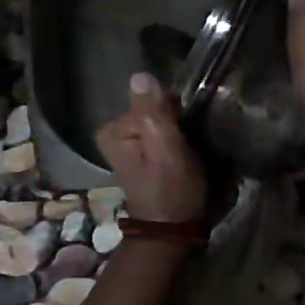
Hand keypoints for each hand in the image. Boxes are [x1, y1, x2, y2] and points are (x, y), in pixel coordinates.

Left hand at [94, 73, 206, 222]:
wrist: (173, 229)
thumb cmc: (171, 188)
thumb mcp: (165, 148)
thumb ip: (152, 112)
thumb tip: (139, 75)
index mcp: (113, 128)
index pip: (152, 99)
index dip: (177, 111)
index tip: (188, 131)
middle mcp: (116, 133)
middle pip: (157, 110)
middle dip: (178, 122)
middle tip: (190, 145)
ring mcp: (130, 145)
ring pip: (164, 122)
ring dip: (181, 132)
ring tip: (192, 151)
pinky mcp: (145, 156)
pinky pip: (165, 135)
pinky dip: (179, 142)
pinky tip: (187, 156)